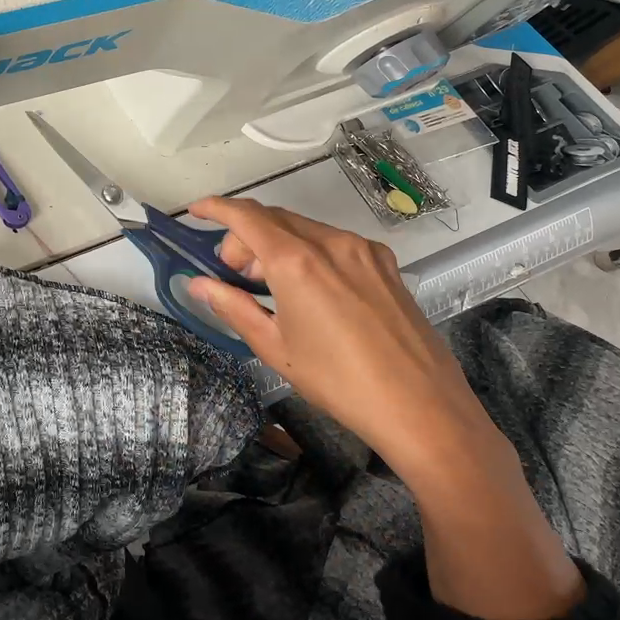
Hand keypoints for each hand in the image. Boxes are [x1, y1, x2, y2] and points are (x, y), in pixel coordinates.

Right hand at [182, 196, 489, 479]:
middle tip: (233, 273)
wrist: (424, 411)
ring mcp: (363, 252)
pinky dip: (307, 250)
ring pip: (303, 227)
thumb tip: (198, 284)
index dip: (215, 208)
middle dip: (243, 235)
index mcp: (295, 262)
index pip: (245, 216)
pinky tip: (308, 287)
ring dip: (275, 242)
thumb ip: (232, 306)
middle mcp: (330, 244)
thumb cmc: (339, 382)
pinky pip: (333, 242)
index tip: (195, 212)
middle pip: (273, 218)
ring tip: (269, 284)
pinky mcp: (386, 266)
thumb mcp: (274, 347)